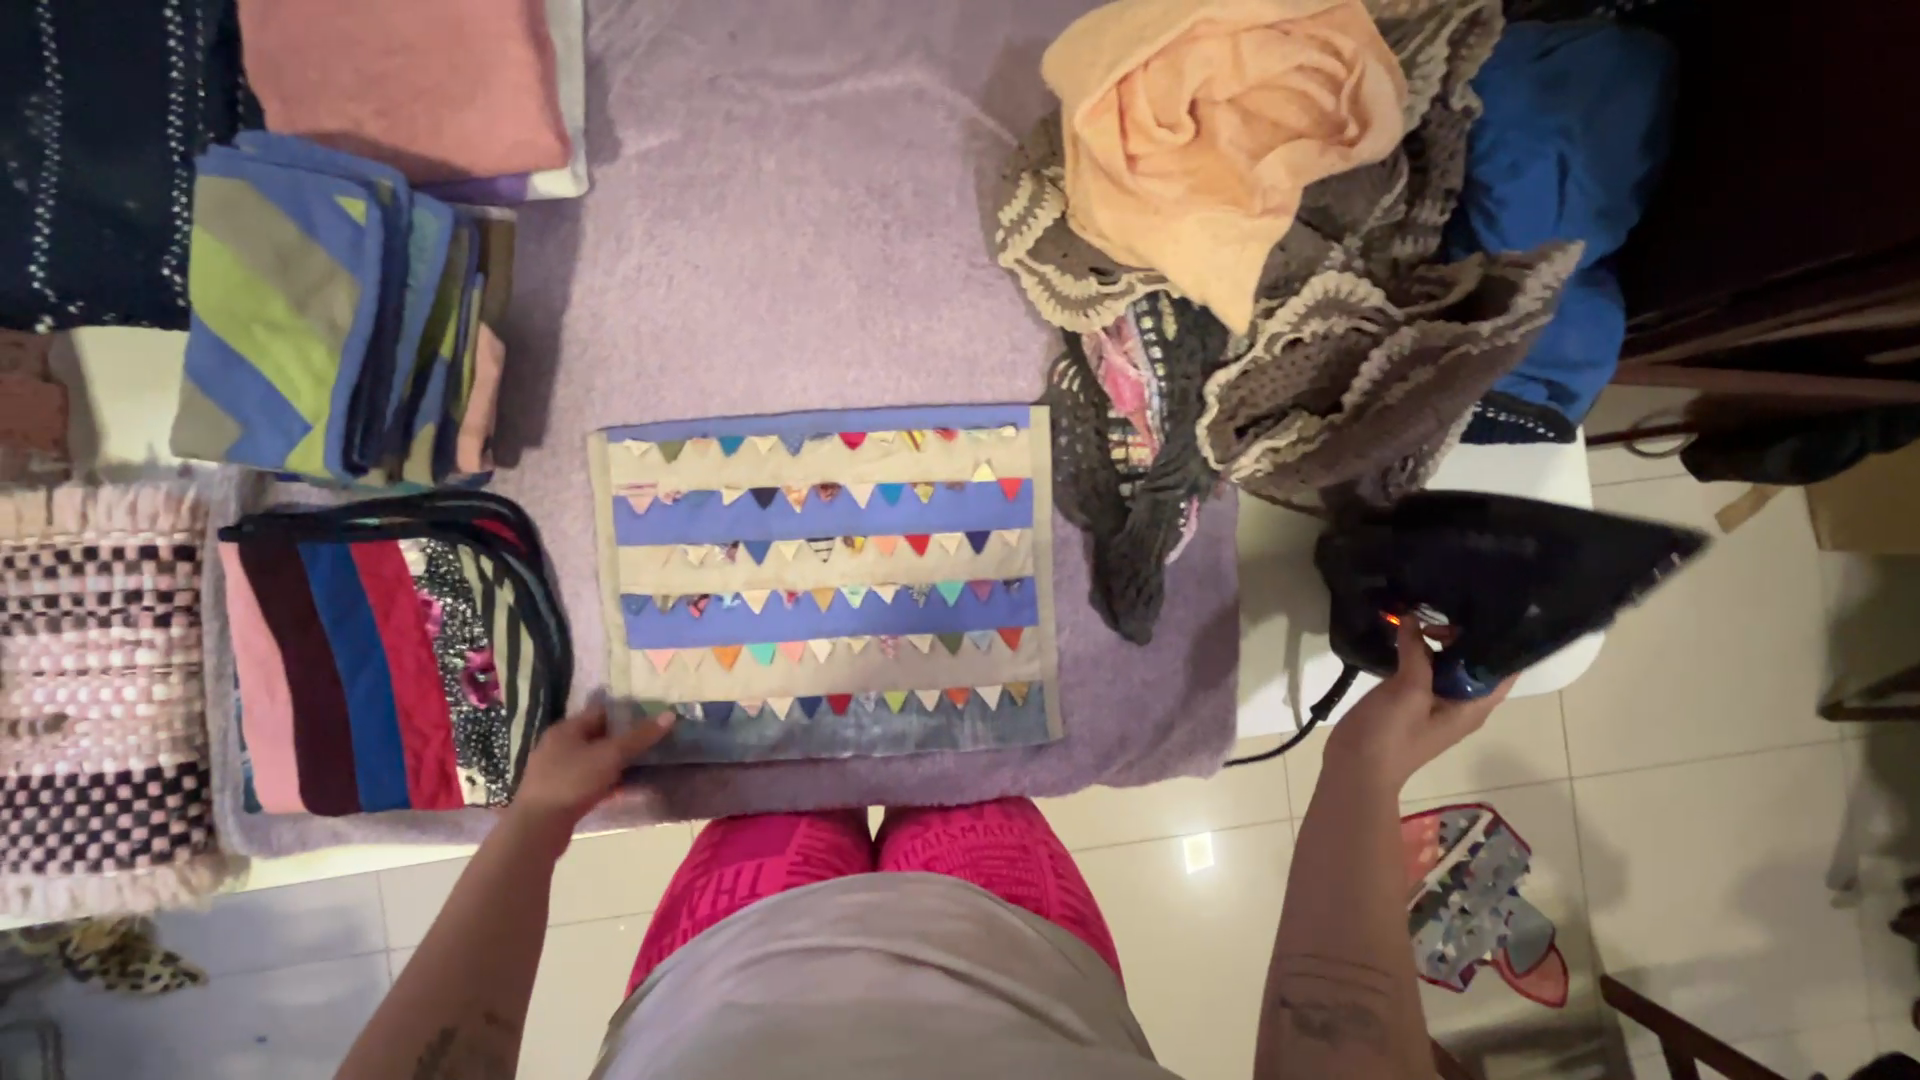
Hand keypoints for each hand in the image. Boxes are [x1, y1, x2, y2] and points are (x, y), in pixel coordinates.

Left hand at [507, 703, 674, 833]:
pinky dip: (610, 782)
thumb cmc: (572, 781)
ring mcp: (558, 772)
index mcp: (566, 729)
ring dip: (620, 763)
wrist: (537, 829)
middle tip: (655, 743)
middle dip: (627, 740)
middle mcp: (559, 746)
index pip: (602, 711)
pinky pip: (591, 781)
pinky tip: (629, 788)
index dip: (629, 713)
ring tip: (647, 765)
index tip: (654, 719)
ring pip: (597, 761)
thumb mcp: (610, 755)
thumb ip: (640, 736)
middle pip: (600, 736)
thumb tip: (670, 715)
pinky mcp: (561, 794)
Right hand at [1322, 621, 1515, 792]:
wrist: (1356, 768)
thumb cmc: (1390, 735)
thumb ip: (1416, 654)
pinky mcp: (1411, 701)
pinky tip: (1401, 635)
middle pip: (1474, 662)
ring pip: (1447, 665)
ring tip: (1417, 616)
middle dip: (1461, 636)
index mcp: (1473, 705)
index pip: (1503, 668)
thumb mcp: (1408, 692)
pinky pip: (1423, 671)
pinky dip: (1416, 653)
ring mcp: (1435, 702)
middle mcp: (1462, 703)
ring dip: (1436, 642)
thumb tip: (1412, 619)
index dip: (1499, 640)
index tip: (1484, 611)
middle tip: (1436, 612)